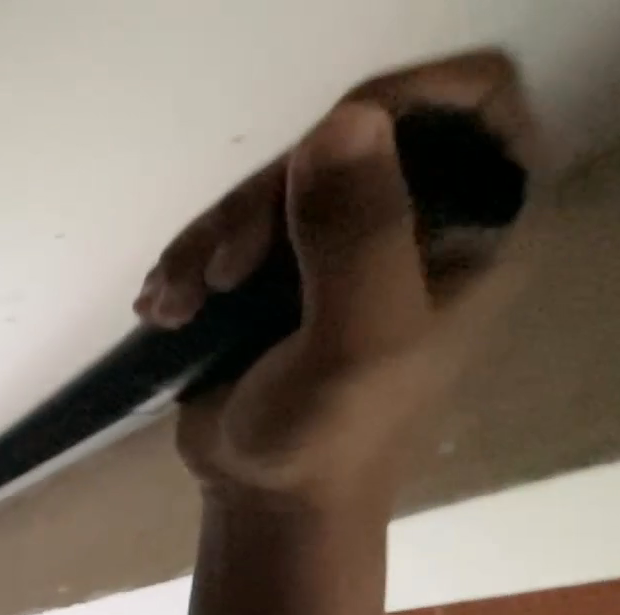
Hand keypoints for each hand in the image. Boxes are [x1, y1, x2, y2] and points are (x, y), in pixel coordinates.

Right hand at [137, 50, 540, 504]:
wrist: (265, 492)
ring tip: (173, 308)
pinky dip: (178, 267)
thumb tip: (340, 123)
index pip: (460, 105)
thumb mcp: (356, 340)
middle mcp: (406, 223)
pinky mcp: (265, 279)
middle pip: (328, 148)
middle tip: (218, 275)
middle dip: (254, 206)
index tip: (306, 162)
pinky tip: (161, 311)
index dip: (387, 108)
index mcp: (470, 225)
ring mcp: (328, 250)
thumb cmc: (328, 433)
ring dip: (199, 246)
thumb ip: (359, 236)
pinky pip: (216, 234)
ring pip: (260, 192)